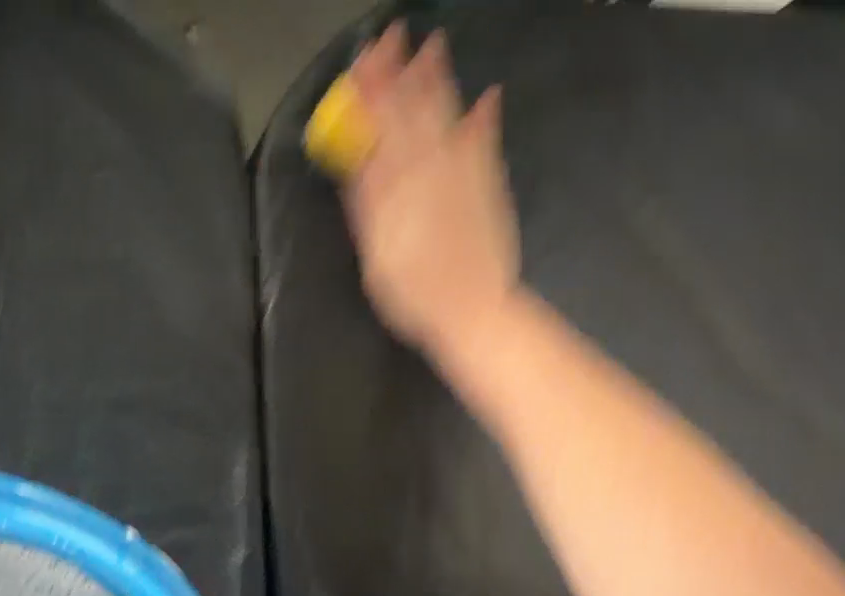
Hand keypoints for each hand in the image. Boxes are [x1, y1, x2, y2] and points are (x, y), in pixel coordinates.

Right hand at [343, 24, 518, 376]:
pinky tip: (488, 96)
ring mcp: (462, 173)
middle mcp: (427, 170)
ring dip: (438, 80)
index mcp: (394, 187)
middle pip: (410, 111)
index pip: (375, 127)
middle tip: (393, 36)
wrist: (473, 310)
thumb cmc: (414, 294)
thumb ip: (367, 204)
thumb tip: (355, 163)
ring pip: (447, 116)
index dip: (367, 91)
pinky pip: (486, 140)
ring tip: (433, 47)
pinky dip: (485, 117)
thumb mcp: (375, 255)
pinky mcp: (489, 183)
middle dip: (400, 71)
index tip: (360, 61)